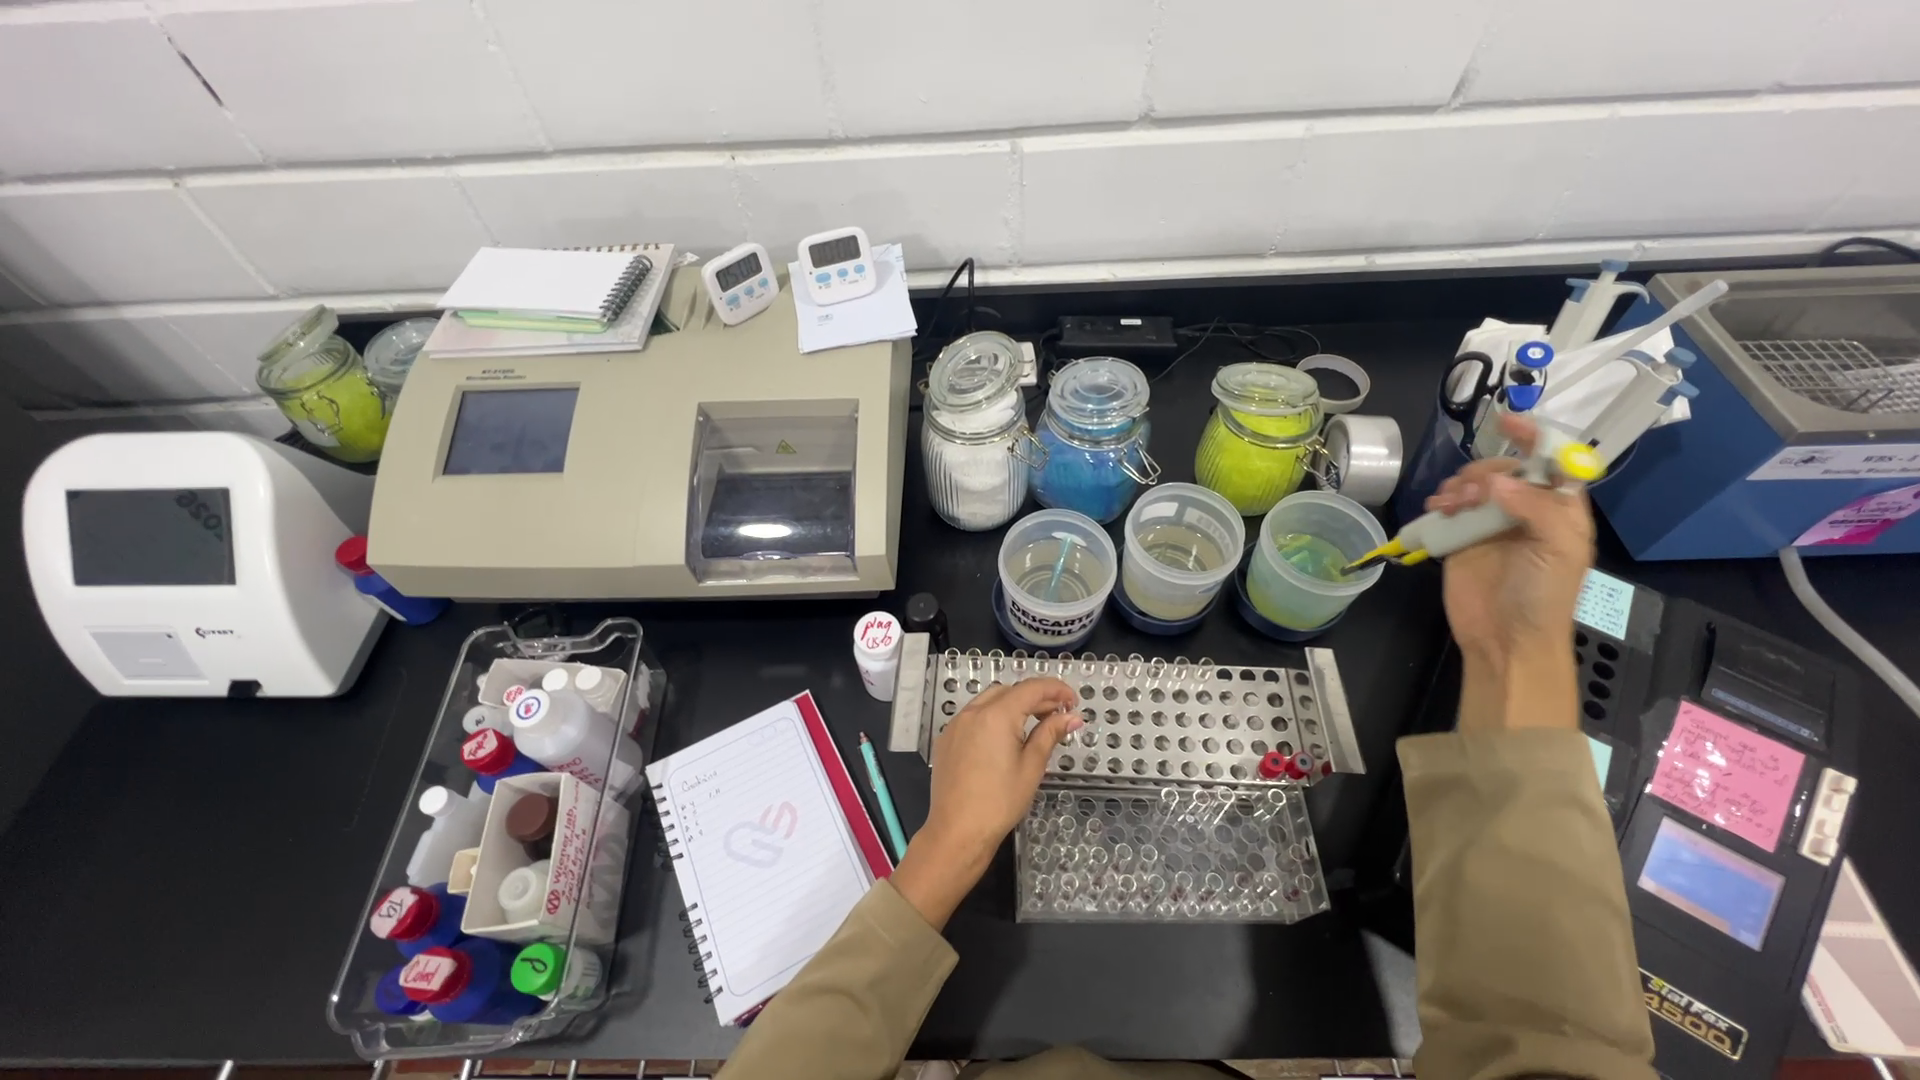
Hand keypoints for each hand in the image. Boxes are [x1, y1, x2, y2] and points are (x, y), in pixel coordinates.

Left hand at [891, 678, 1080, 928]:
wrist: (958, 831)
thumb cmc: (1000, 802)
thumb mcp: (1031, 766)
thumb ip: (1050, 734)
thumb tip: (1071, 717)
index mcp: (996, 715)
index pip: (1031, 689)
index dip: (1056, 689)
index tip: (1073, 701)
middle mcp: (973, 712)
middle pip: (1009, 691)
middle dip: (1035, 698)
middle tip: (1057, 716)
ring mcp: (956, 725)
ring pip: (989, 700)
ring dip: (1013, 705)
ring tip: (1034, 725)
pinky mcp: (947, 739)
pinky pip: (973, 716)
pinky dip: (993, 717)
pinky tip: (1005, 738)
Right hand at [1427, 414, 1592, 730]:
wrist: (1506, 638)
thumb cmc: (1544, 595)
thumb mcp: (1558, 548)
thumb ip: (1535, 507)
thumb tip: (1494, 480)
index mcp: (1560, 509)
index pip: (1552, 461)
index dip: (1533, 438)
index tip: (1506, 421)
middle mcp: (1525, 510)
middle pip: (1504, 469)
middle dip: (1484, 471)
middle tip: (1471, 491)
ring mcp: (1489, 524)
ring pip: (1472, 485)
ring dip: (1458, 485)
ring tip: (1450, 503)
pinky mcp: (1459, 539)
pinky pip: (1448, 509)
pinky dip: (1440, 502)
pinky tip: (1437, 509)